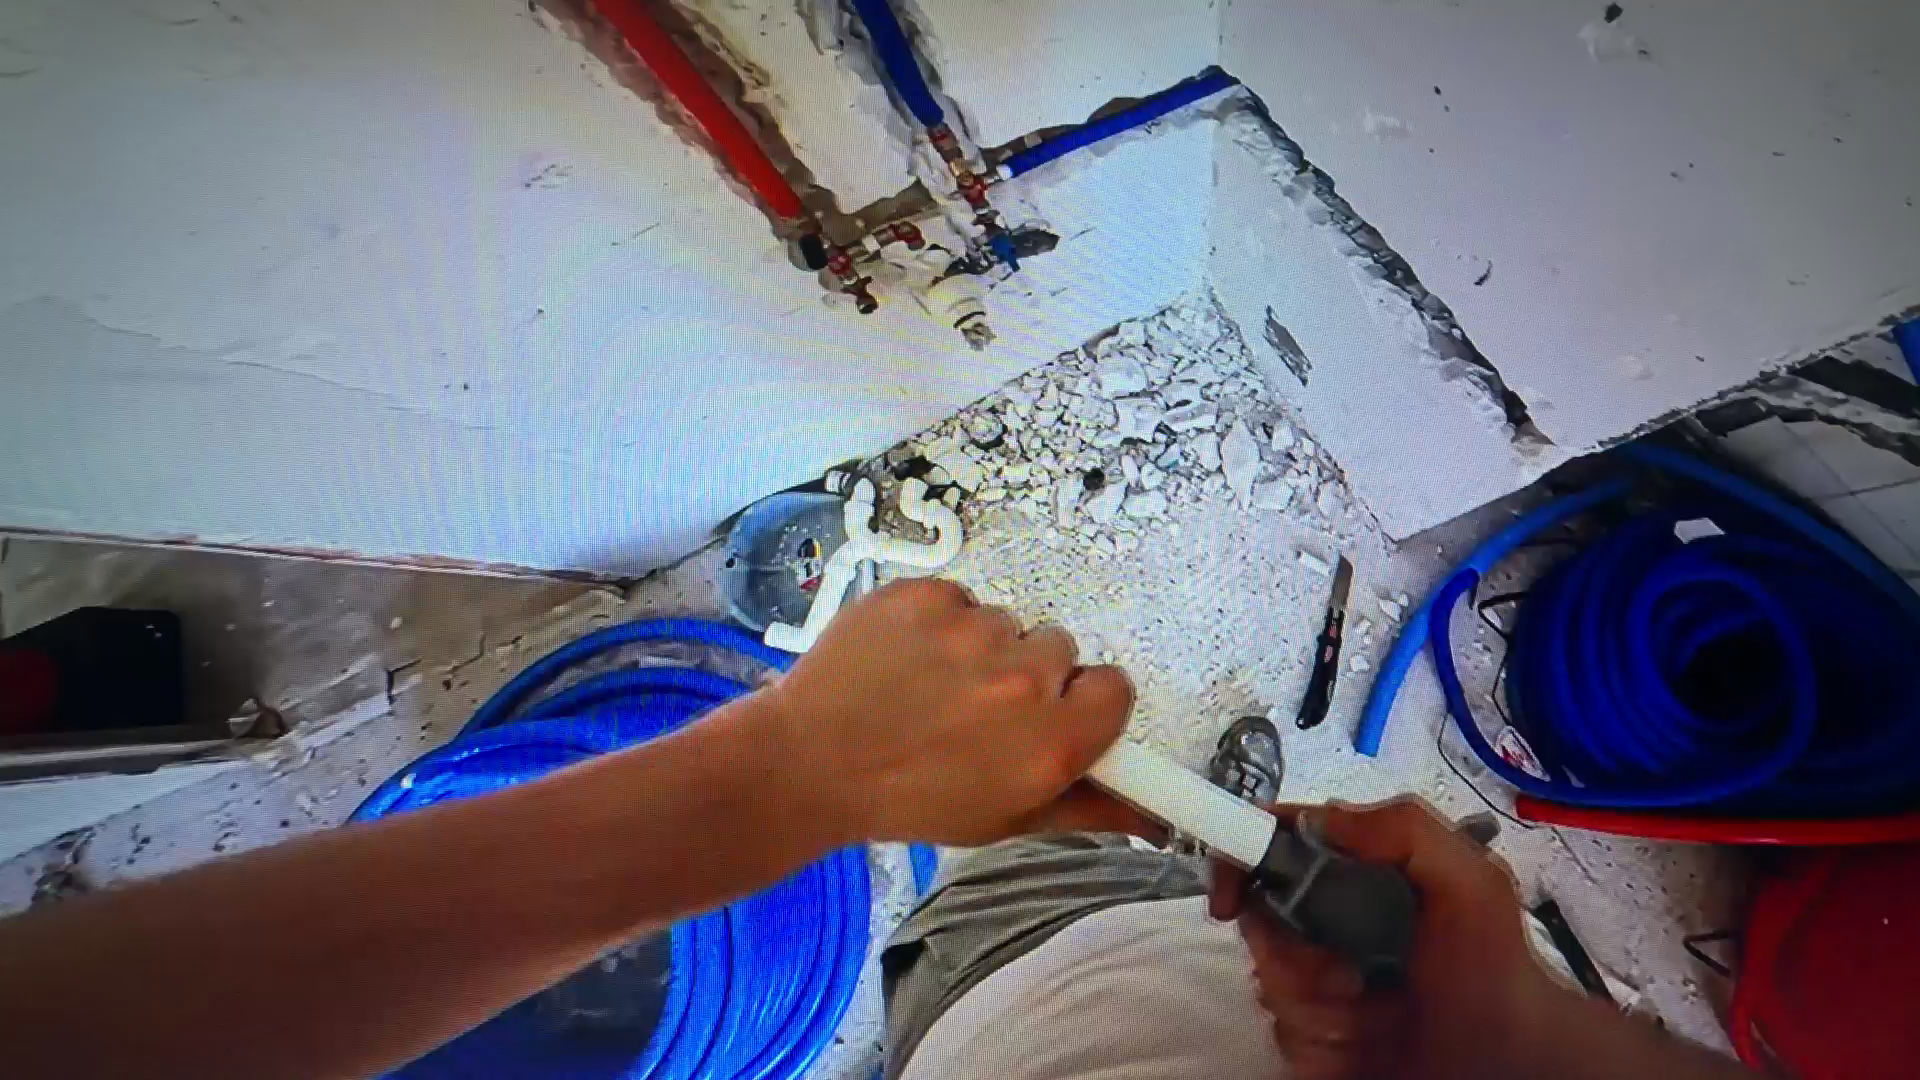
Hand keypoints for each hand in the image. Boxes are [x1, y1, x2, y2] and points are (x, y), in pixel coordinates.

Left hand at [763, 578, 1148, 846]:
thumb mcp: (1005, 821)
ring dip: (979, 648)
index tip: (1054, 710)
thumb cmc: (911, 801)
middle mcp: (1020, 678)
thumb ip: (1087, 811)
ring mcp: (969, 628)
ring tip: (930, 683)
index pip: (1115, 687)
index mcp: (1050, 739)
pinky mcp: (924, 595)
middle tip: (977, 704)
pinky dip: (939, 622)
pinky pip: (956, 599)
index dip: (1085, 700)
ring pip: (1003, 623)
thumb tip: (1152, 817)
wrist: (810, 762)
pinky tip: (905, 655)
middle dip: (1028, 674)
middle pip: (1058, 649)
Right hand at [1211, 799, 1555, 1079]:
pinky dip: (1320, 1041)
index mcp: (1345, 875)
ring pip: (1265, 978)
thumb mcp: (1468, 881)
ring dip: (1311, 1000)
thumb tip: (1316, 819)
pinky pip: (1283, 1032)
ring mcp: (1316, 981)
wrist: (1516, 1065)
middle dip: (1284, 950)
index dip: (1236, 862)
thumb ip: (1404, 829)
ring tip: (1370, 1015)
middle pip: (1255, 919)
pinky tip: (1364, 1044)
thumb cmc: (1492, 969)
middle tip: (1343, 975)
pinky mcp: (1315, 1038)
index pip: (1267, 848)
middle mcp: (1321, 921)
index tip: (1229, 898)